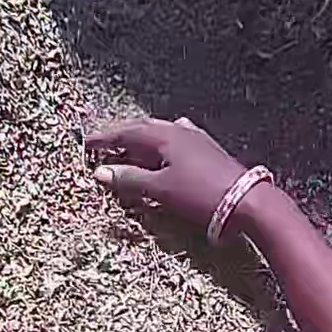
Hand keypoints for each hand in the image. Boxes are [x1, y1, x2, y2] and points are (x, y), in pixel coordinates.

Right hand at [85, 117, 249, 229]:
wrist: (247, 202)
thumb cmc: (199, 194)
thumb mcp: (160, 189)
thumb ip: (130, 179)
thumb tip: (101, 172)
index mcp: (164, 136)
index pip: (126, 133)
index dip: (104, 139)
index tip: (85, 144)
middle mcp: (179, 132)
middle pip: (142, 130)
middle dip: (120, 138)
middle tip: (101, 147)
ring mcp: (195, 140)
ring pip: (159, 135)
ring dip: (140, 142)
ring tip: (126, 150)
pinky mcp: (206, 152)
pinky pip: (174, 142)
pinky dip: (159, 146)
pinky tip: (163, 149)